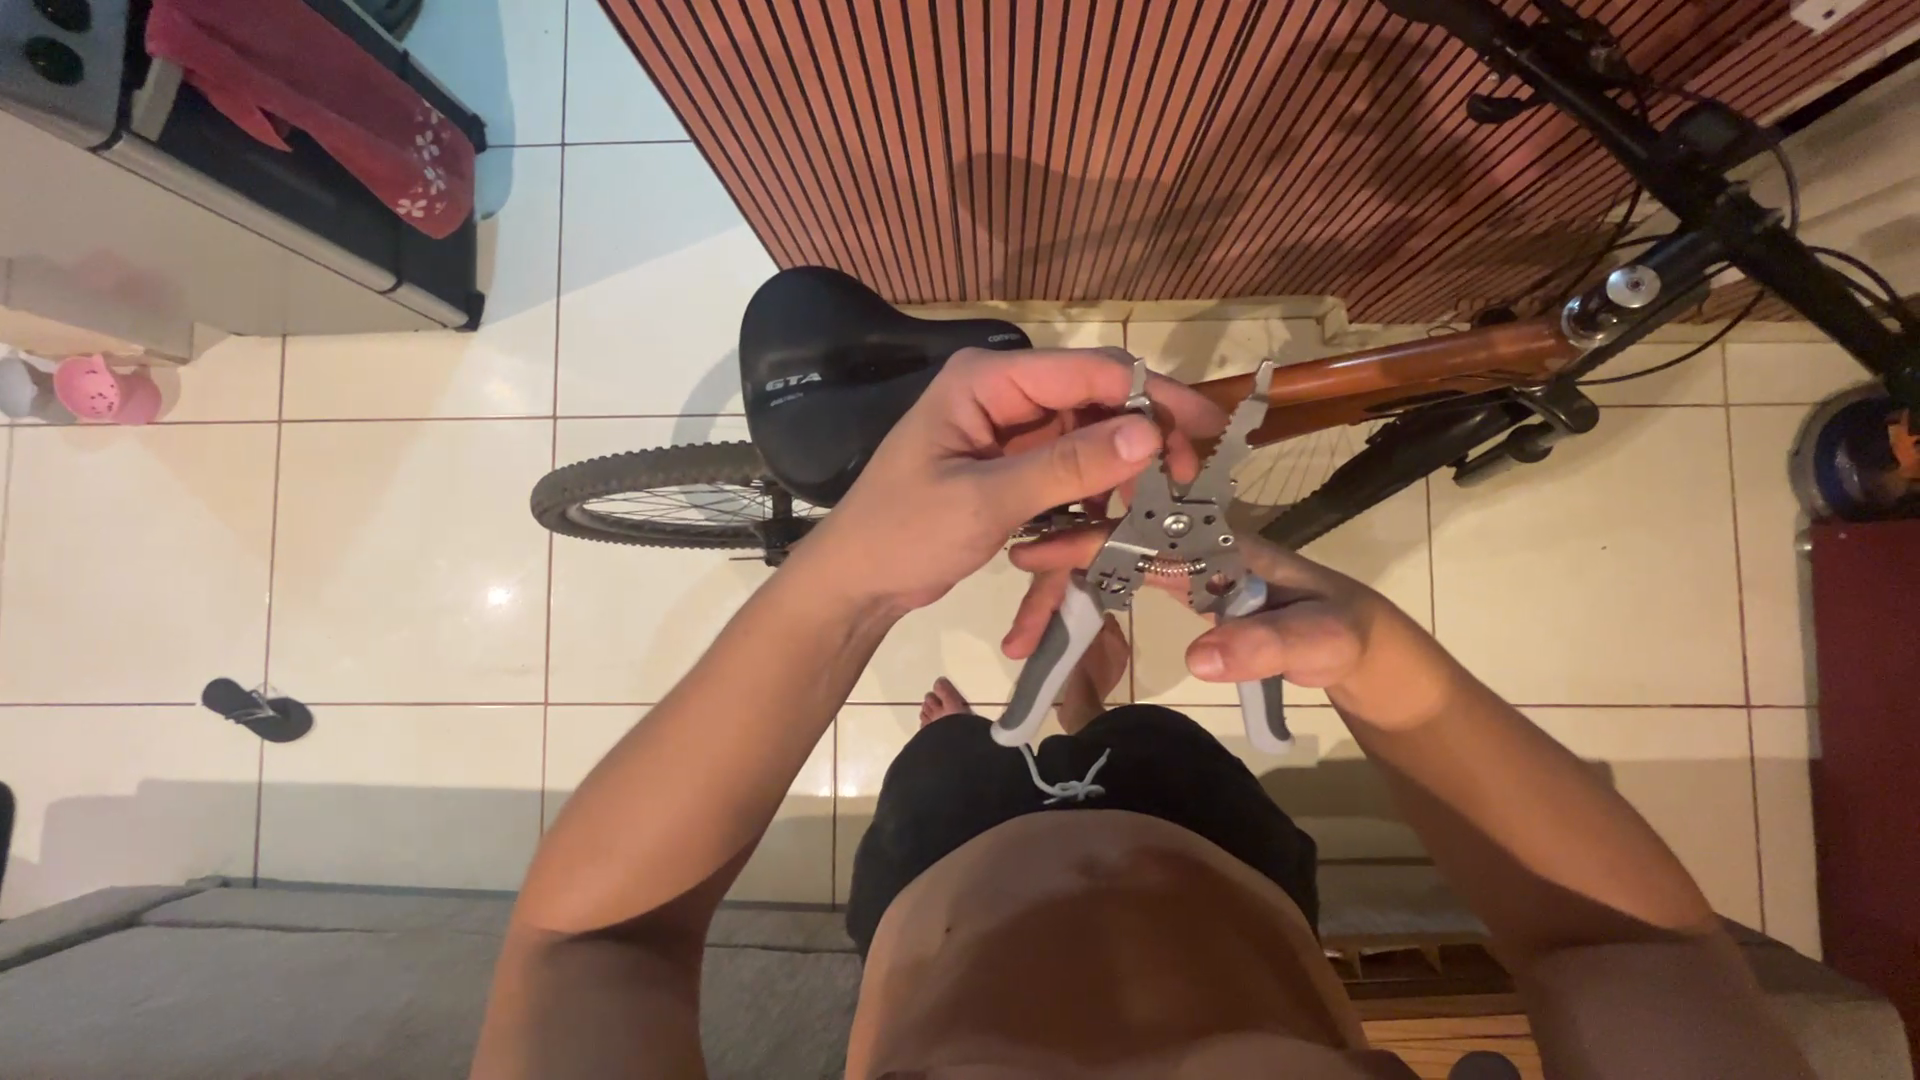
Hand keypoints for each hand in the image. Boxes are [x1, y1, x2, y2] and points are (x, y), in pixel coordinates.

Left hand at [790, 347, 1226, 612]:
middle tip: (1179, 487)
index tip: (1200, 433)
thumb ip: (1066, 466)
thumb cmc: (904, 531)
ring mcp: (1009, 434)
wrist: (858, 579)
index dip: (1149, 397)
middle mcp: (1003, 396)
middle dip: (1138, 444)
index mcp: (987, 381)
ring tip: (1141, 518)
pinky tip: (1100, 532)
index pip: (1088, 371)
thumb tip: (1148, 432)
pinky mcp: (1012, 470)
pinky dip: (1087, 503)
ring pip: (1089, 443)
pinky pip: (1068, 476)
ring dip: (1116, 480)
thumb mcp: (986, 500)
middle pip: (1096, 404)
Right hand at [1006, 529, 1397, 697]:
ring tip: (1025, 641)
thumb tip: (1198, 658)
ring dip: (1063, 597)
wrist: (1357, 640)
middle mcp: (1190, 543)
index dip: (1084, 541)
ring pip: (1106, 566)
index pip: (1137, 531)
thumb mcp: (1318, 640)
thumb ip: (1267, 644)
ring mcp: (1182, 564)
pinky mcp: (1180, 585)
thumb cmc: (1342, 632)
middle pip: (1107, 546)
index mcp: (1215, 542)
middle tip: (1017, 633)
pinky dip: (1085, 605)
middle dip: (1057, 580)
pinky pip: (1119, 584)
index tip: (1033, 556)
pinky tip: (1059, 629)